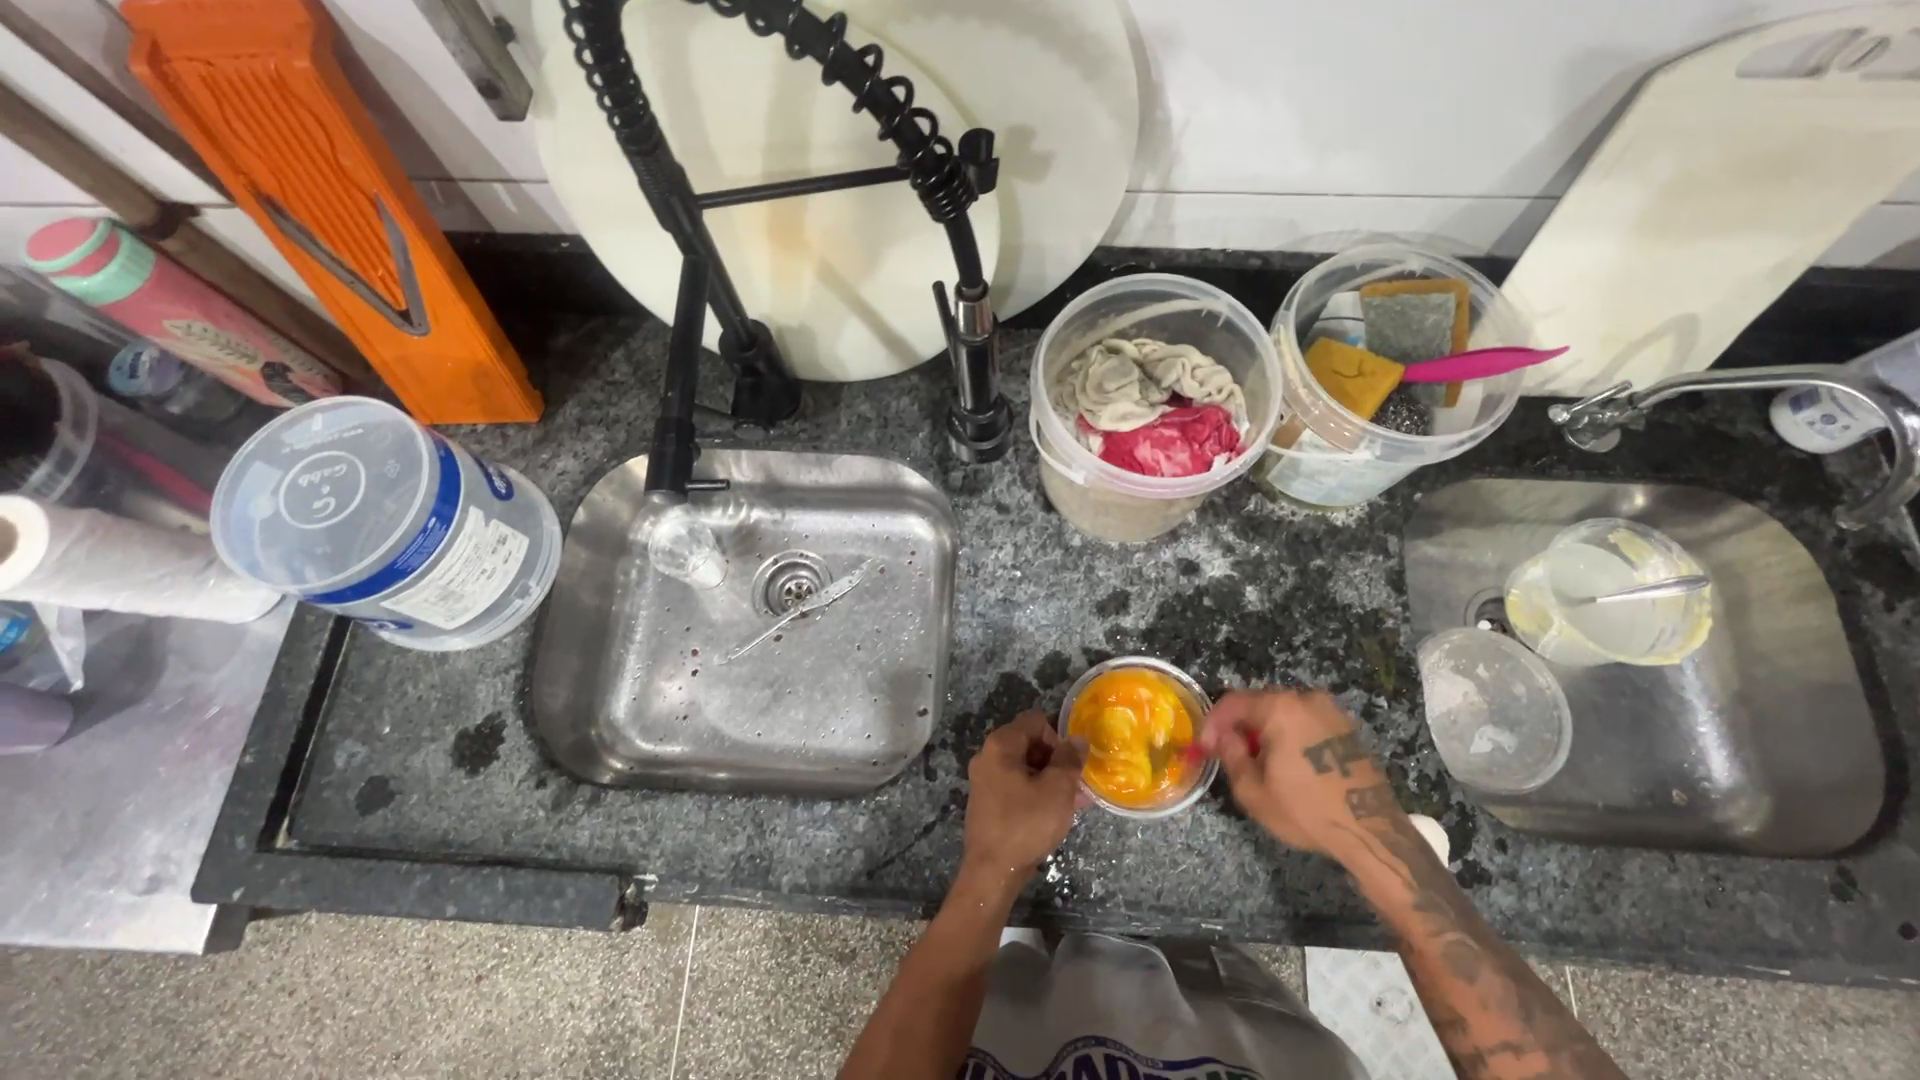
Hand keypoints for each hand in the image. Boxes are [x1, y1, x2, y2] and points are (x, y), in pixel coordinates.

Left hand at [961, 710, 1085, 887]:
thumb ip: (1069, 760)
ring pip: (1026, 766)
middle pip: (1029, 742)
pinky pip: (1018, 785)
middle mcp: (988, 756)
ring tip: (1075, 799)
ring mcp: (985, 780)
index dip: (1058, 736)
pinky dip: (1037, 791)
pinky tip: (1058, 811)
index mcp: (1000, 745)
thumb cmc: (1025, 824)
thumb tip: (1078, 740)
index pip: (1035, 720)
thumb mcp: (1057, 790)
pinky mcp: (989, 801)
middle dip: (1056, 758)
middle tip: (1077, 782)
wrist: (992, 870)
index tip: (1072, 761)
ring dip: (1050, 777)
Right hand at [1200, 688, 1404, 855]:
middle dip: (1240, 725)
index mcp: (1281, 708)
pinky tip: (1287, 762)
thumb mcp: (1253, 791)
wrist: (1370, 831)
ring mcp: (1332, 712)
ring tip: (1258, 760)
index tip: (1204, 746)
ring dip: (1266, 730)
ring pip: (1285, 712)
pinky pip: (1307, 723)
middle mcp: (1307, 699)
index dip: (1213, 723)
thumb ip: (1231, 756)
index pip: (1233, 702)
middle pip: (1260, 703)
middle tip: (1228, 752)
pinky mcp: (1348, 729)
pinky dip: (1290, 735)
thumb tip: (1225, 738)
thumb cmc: (1306, 810)